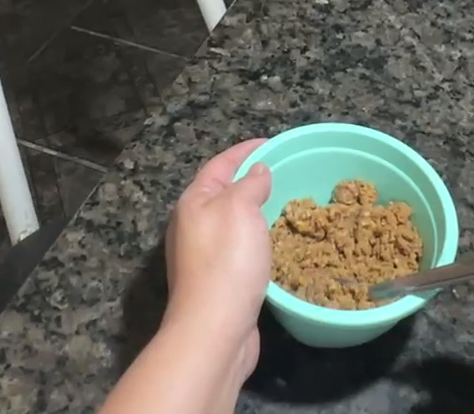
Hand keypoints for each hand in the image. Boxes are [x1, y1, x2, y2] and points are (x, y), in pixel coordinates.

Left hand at [163, 138, 273, 378]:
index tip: (272, 142)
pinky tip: (271, 243)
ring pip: (230, 220)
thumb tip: (258, 172)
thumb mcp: (241, 208)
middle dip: (249, 179)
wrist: (213, 332)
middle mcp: (192, 225)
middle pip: (222, 191)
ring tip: (280, 203)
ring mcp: (201, 256)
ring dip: (253, 210)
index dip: (246, 150)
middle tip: (280, 171)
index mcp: (194, 201)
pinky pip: (237, 247)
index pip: (221, 164)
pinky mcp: (216, 281)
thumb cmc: (227, 262)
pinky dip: (254, 237)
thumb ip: (251, 184)